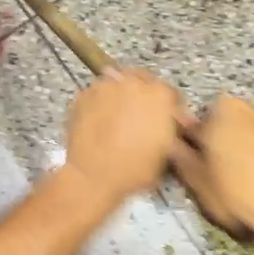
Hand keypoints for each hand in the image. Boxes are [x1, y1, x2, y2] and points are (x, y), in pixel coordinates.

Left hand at [63, 69, 190, 202]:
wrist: (92, 174)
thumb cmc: (135, 168)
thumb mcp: (165, 151)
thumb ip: (168, 128)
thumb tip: (167, 121)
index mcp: (159, 95)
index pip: (170, 92)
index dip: (168, 106)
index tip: (163, 118)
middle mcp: (133, 82)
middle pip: (142, 80)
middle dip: (143, 95)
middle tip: (138, 115)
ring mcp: (106, 85)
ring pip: (117, 83)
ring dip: (120, 95)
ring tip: (116, 117)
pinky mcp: (84, 93)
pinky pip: (97, 93)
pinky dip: (100, 102)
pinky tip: (98, 120)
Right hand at [178, 95, 253, 239]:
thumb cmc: (239, 192)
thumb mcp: (194, 178)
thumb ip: (177, 155)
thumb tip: (171, 144)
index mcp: (223, 106)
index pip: (193, 123)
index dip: (189, 149)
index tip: (191, 170)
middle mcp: (251, 107)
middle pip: (221, 129)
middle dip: (215, 151)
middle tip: (212, 183)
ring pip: (244, 142)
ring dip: (237, 160)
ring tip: (236, 193)